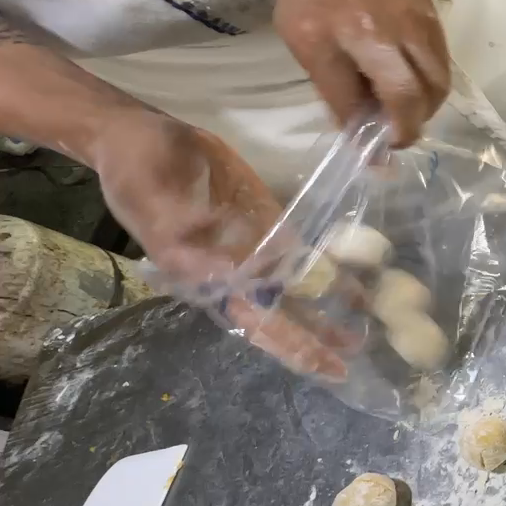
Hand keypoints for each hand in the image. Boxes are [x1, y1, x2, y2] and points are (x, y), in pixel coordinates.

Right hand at [91, 111, 345, 377]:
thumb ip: (187, 238)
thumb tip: (225, 276)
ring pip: (299, 294)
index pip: (258, 322)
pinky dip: (332, 277)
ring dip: (329, 315)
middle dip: (317, 341)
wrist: (146, 138)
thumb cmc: (143, 171)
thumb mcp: (157, 201)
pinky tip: (360, 289)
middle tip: (354, 364)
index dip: (294, 346)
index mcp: (206, 276)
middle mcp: (236, 272)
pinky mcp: (273, 229)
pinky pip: (307, 261)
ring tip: (363, 337)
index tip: (327, 368)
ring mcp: (258, 252)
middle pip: (283, 317)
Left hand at [274, 0, 449, 146]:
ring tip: (403, 114)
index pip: (387, 98)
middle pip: (422, 97)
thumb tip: (357, 128)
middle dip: (412, 125)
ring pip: (439, 86)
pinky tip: (412, 89)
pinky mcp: (437, 28)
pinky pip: (443, 69)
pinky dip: (431, 89)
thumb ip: (333, 85)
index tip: (383, 151)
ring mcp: (424, 32)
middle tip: (395, 137)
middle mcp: (400, 38)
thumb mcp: (303, 38)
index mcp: (362, 39)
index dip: (388, 131)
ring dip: (425, 109)